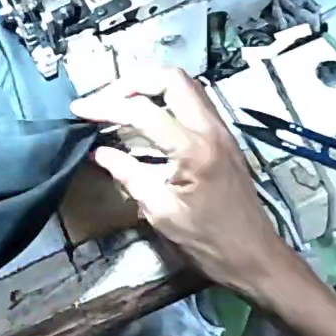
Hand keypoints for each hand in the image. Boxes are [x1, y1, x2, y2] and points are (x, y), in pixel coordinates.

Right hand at [69, 66, 314, 301]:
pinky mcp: (222, 134)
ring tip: (120, 100)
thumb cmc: (209, 242)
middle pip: (169, 79)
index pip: (142, 112)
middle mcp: (210, 129)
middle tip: (104, 99)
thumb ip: (129, 175)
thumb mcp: (161, 213)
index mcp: (193, 150)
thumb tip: (99, 151)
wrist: (256, 256)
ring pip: (184, 83)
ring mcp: (220, 129)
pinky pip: (192, 98)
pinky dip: (164, 95)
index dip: (106, 107)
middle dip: (131, 82)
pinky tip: (145, 113)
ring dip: (149, 84)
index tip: (80, 110)